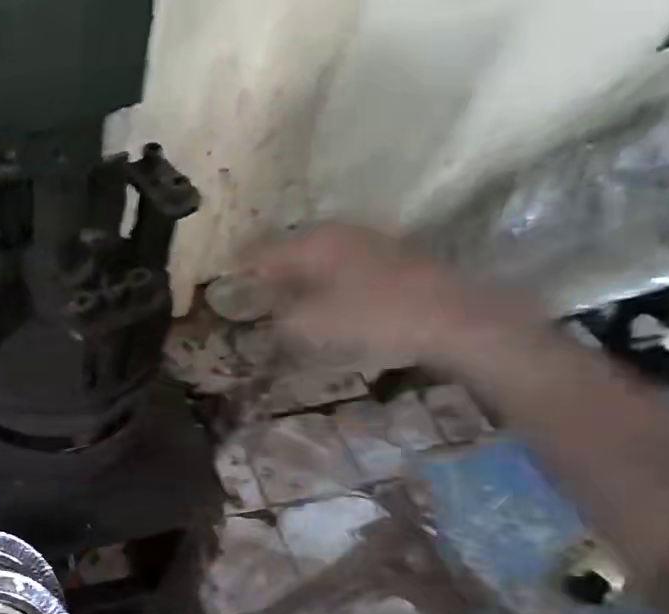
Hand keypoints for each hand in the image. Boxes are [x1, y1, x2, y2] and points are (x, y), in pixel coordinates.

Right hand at [239, 223, 546, 367]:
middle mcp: (336, 234)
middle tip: (247, 300)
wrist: (446, 316)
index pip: (261, 254)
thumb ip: (279, 316)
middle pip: (289, 254)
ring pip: (315, 261)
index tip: (221, 288)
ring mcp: (364, 244)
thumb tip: (265, 313)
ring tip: (278, 307)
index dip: (239, 272)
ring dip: (294, 282)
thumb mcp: (312, 324)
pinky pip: (336, 271)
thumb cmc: (371, 316)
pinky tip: (319, 307)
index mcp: (313, 243)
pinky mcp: (385, 261)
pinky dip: (319, 286)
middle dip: (266, 276)